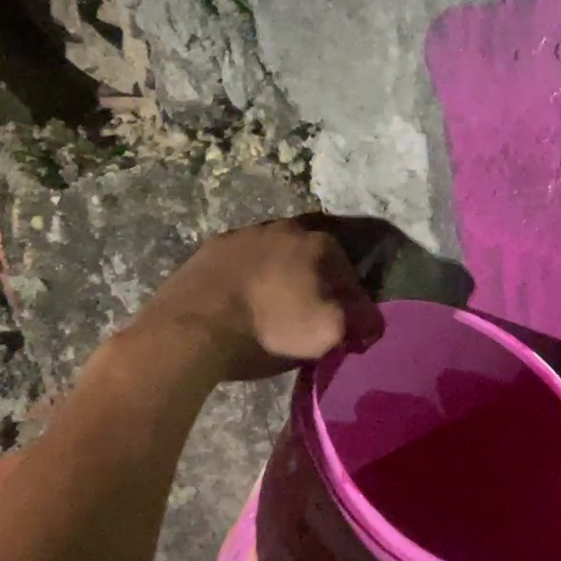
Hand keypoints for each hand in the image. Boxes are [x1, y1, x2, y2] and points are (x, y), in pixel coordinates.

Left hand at [128, 218, 383, 381]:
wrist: (189, 331)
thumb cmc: (267, 329)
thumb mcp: (328, 333)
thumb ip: (360, 322)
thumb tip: (371, 323)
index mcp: (317, 242)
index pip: (349, 271)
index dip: (350, 301)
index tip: (344, 326)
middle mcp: (283, 227)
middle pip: (311, 257)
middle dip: (316, 282)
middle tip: (309, 315)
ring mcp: (242, 234)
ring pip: (274, 255)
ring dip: (280, 276)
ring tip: (272, 310)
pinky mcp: (208, 249)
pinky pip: (240, 262)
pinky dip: (247, 279)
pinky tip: (240, 303)